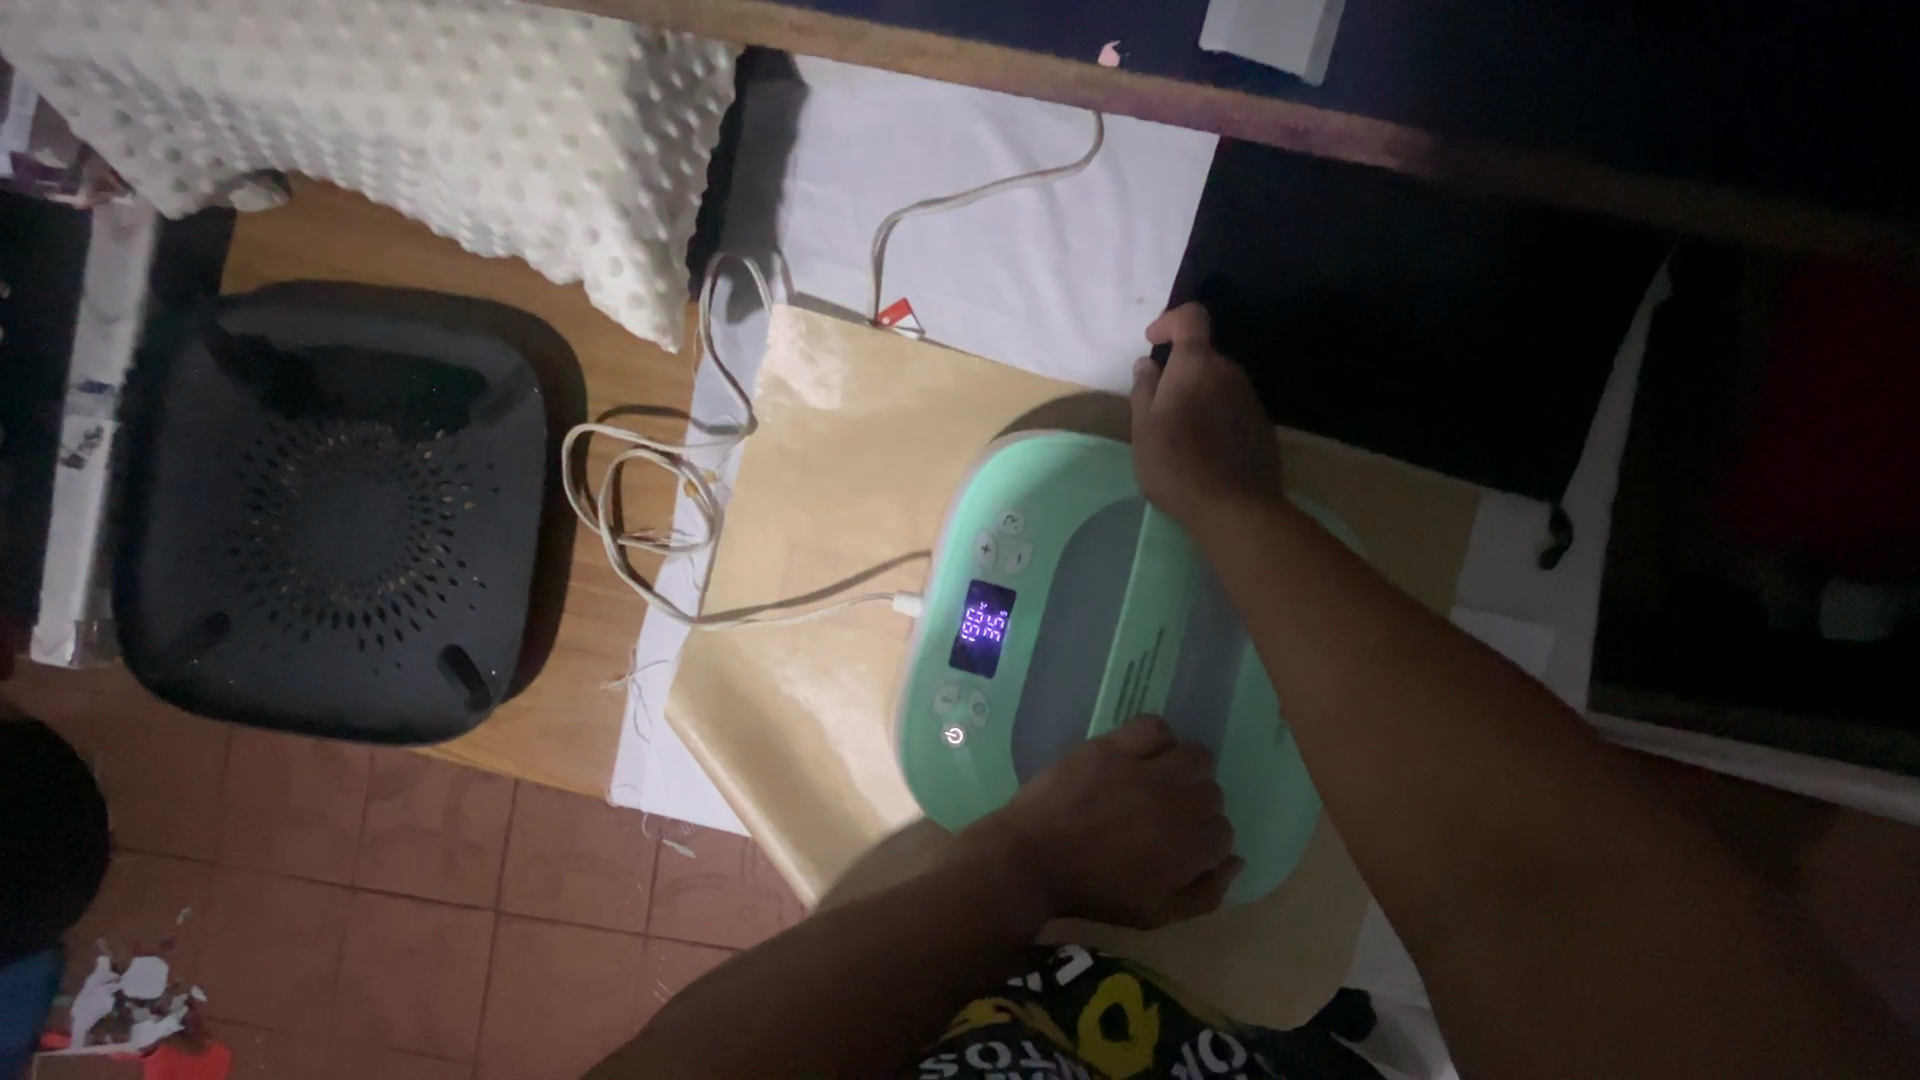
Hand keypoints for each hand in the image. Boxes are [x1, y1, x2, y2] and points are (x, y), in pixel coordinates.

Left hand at [957, 715, 1241, 928]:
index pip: (1223, 832)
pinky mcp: (1110, 747)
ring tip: (1160, 780)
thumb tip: (1234, 860)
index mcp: (1184, 851)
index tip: (1182, 842)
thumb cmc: (1092, 892)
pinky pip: (1154, 726)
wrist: (1032, 858)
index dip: (1204, 839)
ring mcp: (1141, 772)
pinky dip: (1156, 739)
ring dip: (1185, 770)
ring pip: (1195, 756)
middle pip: (1212, 793)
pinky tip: (1142, 755)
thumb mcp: (1154, 914)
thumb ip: (1203, 895)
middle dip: (1196, 806)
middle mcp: (1172, 806)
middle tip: (1166, 813)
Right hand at [1132, 303, 1284, 538]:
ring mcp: (1250, 399)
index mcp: (1197, 366)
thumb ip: (1144, 390)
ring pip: (1218, 383)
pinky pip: (1231, 407)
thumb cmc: (1176, 465)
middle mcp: (1229, 372)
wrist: (1235, 508)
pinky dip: (1214, 416)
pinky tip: (1203, 450)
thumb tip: (1147, 365)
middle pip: (1203, 356)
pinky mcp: (1261, 425)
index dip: (1169, 322)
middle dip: (1179, 371)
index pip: (1191, 318)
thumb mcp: (1143, 429)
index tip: (1152, 342)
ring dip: (1197, 396)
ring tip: (1178, 434)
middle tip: (1157, 407)